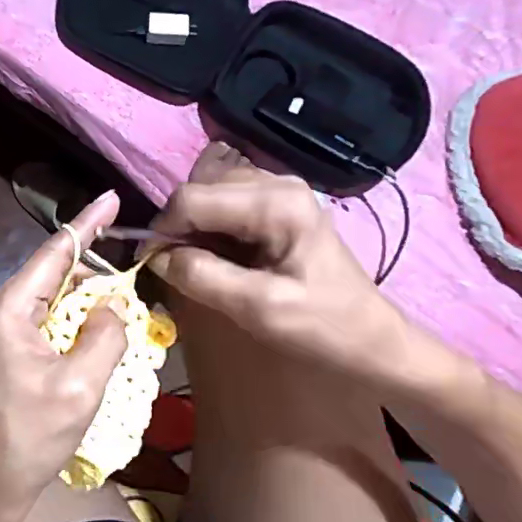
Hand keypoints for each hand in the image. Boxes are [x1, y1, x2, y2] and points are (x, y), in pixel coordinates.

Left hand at [0, 191, 129, 521]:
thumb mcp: (82, 386)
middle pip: (51, 272)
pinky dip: (68, 316)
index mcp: (6, 309)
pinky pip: (39, 316)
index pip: (54, 253)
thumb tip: (112, 305)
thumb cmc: (31, 438)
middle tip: (131, 270)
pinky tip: (94, 325)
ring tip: (120, 300)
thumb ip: (105, 335)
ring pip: (47, 295)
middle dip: (92, 269)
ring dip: (82, 296)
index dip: (87, 224)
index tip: (111, 197)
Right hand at [148, 144, 433, 389]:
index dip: (163, 229)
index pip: (193, 198)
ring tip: (192, 261)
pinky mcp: (277, 202)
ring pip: (208, 190)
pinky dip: (208, 224)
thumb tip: (157, 257)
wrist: (372, 339)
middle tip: (171, 265)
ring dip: (191, 224)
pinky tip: (214, 253)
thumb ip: (204, 277)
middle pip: (199, 188)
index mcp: (277, 204)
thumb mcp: (260, 309)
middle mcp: (277, 183)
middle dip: (176, 225)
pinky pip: (224, 200)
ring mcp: (279, 189)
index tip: (150, 264)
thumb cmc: (324, 327)